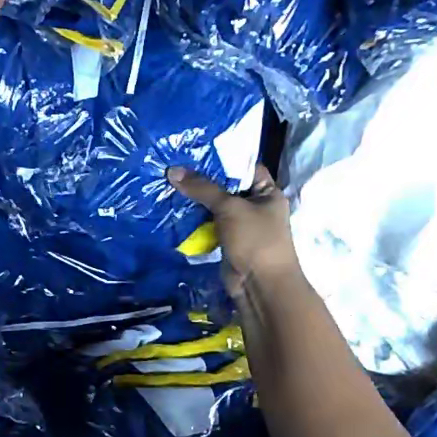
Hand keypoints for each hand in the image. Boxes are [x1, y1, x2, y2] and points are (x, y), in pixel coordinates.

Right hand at [168, 164, 303, 301]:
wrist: (261, 287)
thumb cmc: (255, 241)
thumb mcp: (230, 208)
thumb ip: (202, 188)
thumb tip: (172, 170)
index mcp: (267, 193)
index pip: (244, 167)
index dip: (222, 158)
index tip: (195, 149)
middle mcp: (256, 206)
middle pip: (226, 186)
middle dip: (203, 179)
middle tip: (175, 165)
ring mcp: (241, 226)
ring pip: (215, 207)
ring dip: (196, 200)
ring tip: (169, 182)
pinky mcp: (228, 241)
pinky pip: (209, 224)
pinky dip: (194, 219)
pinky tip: (174, 207)